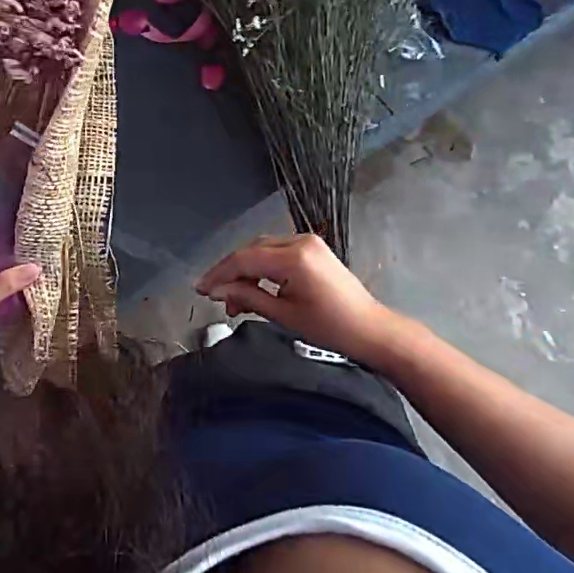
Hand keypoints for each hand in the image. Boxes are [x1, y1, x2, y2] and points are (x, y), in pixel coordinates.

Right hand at [195, 233, 401, 363]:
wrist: (372, 331)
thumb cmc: (332, 328)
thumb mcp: (284, 315)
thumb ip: (247, 297)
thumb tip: (218, 291)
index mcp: (294, 257)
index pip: (244, 259)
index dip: (219, 274)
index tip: (202, 289)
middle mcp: (300, 242)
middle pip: (251, 251)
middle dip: (230, 273)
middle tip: (217, 298)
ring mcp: (308, 243)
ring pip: (262, 251)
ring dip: (245, 272)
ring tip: (236, 301)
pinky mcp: (312, 250)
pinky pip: (276, 253)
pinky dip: (262, 269)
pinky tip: (254, 289)